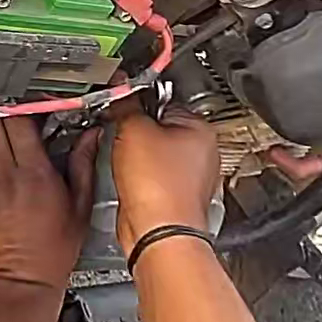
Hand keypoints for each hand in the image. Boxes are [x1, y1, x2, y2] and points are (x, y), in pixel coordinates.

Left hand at [0, 117, 97, 291]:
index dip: (22, 103)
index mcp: (34, 173)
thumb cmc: (52, 246)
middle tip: (7, 100)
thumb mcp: (79, 205)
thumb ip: (83, 164)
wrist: (23, 278)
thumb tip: (91, 135)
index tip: (30, 99)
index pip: (19, 122)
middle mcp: (5, 173)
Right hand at [109, 101, 219, 252]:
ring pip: (153, 149)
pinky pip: (151, 171)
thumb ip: (126, 103)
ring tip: (126, 158)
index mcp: (200, 130)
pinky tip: (129, 175)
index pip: (163, 98)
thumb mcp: (133, 129)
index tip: (122, 102)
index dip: (138, 99)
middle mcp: (201, 152)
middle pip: (158, 123)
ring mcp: (189, 175)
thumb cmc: (157, 187)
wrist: (157, 234)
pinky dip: (138, 171)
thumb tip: (120, 87)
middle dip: (136, 126)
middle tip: (122, 131)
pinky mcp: (173, 194)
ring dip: (135, 150)